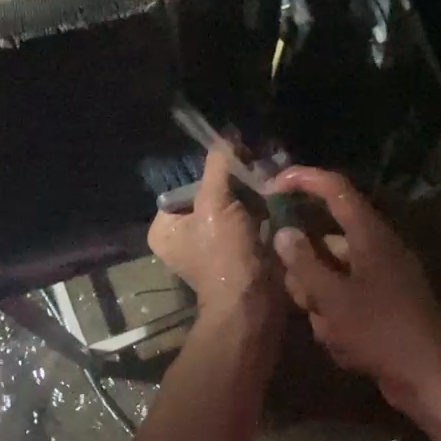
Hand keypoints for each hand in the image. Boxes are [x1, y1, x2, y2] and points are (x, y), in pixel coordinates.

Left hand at [148, 148, 280, 318]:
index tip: (236, 154)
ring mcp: (211, 247)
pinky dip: (261, 210)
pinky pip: (247, 222)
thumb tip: (224, 135)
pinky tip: (276, 195)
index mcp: (164, 228)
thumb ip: (218, 167)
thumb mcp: (215, 204)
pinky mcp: (237, 254)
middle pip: (209, 195)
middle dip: (234, 182)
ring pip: (231, 207)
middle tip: (256, 161)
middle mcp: (182, 238)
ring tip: (269, 174)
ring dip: (251, 194)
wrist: (254, 305)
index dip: (210, 170)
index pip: (184, 184)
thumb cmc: (223, 255)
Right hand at [268, 167, 440, 416]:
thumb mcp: (334, 299)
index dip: (303, 180)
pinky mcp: (382, 307)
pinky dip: (338, 322)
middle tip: (305, 300)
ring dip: (322, 304)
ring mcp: (381, 279)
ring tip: (335, 333)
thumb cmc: (384, 333)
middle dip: (307, 273)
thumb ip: (304, 264)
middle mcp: (377, 250)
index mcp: (371, 236)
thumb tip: (283, 232)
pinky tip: (348, 349)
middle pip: (325, 243)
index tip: (270, 186)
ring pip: (330, 277)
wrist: (434, 381)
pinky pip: (345, 302)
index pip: (335, 190)